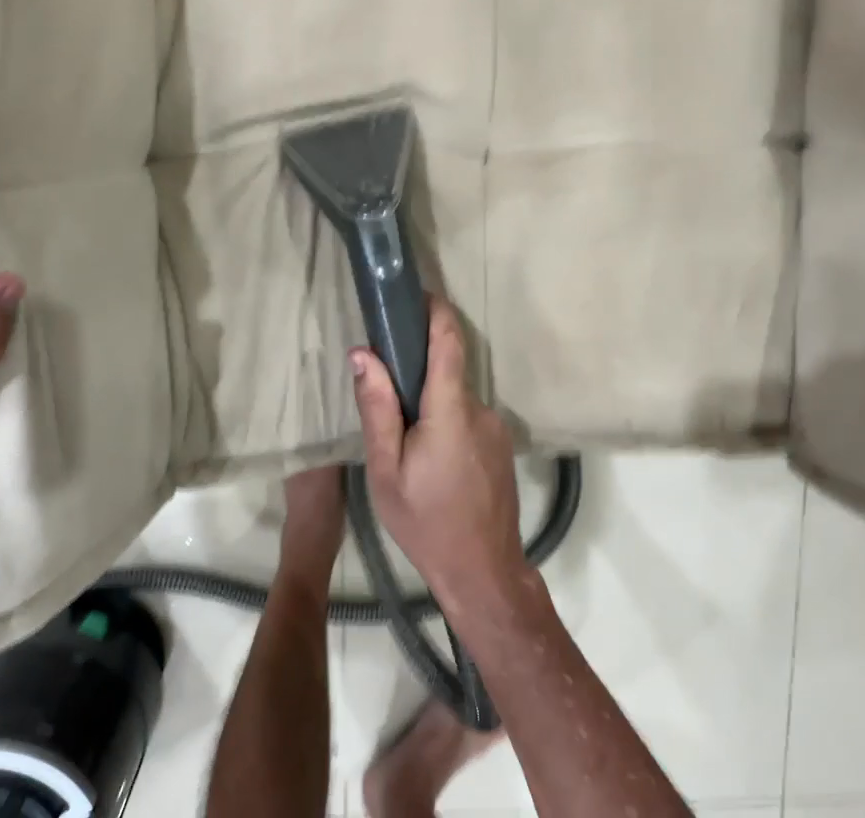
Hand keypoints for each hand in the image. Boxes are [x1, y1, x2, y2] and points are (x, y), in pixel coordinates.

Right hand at [350, 298, 525, 600]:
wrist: (482, 571)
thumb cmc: (426, 523)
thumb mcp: (387, 471)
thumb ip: (377, 409)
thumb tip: (363, 354)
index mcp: (451, 412)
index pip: (449, 342)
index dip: (435, 311)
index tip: (415, 294)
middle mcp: (481, 411)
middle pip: (448, 371)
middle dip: (416, 371)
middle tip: (382, 392)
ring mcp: (496, 429)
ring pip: (455, 399)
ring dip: (429, 405)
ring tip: (403, 444)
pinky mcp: (501, 447)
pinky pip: (467, 419)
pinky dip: (445, 422)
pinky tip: (428, 460)